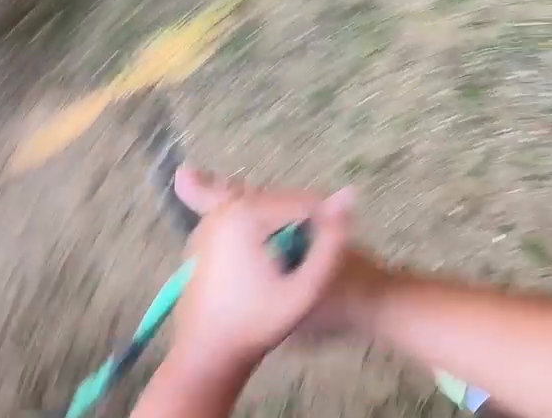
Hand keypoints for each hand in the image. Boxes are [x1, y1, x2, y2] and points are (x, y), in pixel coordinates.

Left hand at [168, 166, 359, 365]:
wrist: (205, 358)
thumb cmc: (257, 324)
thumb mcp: (306, 289)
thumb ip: (332, 242)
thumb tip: (350, 193)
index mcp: (246, 214)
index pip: (302, 201)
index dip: (325, 222)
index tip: (331, 249)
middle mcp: (223, 209)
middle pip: (280, 200)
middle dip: (300, 221)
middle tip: (311, 255)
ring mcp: (208, 222)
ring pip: (261, 207)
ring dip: (280, 225)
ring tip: (290, 258)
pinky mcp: (201, 237)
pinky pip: (241, 219)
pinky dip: (258, 231)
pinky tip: (266, 256)